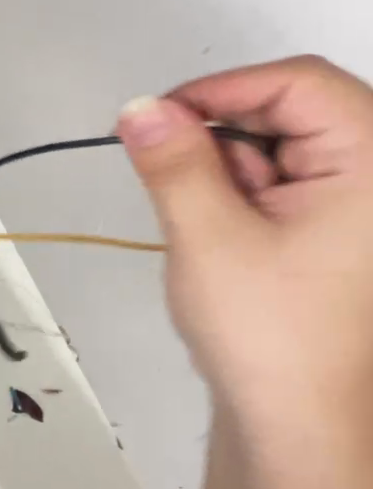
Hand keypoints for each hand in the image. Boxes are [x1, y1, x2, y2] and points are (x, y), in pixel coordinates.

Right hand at [118, 57, 372, 444]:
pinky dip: (240, 190)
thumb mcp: (208, 235)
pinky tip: (219, 229)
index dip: (215, 89)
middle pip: (296, 107)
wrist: (298, 405)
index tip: (143, 122)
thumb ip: (176, 164)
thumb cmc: (264, 322)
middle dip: (218, 134)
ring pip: (285, 143)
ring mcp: (366, 196)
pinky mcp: (346, 221)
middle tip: (166, 182)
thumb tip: (138, 108)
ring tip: (201, 223)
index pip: (298, 83)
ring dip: (225, 168)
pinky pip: (289, 176)